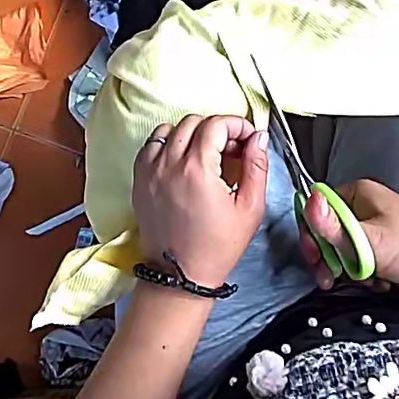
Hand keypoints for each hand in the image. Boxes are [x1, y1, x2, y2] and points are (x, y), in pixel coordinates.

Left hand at [133, 115, 269, 289]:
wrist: (181, 276)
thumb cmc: (215, 247)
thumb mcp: (250, 207)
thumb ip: (257, 166)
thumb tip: (259, 139)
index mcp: (197, 169)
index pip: (216, 124)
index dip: (238, 125)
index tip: (248, 136)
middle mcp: (169, 165)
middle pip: (194, 122)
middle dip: (218, 129)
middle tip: (233, 148)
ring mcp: (150, 172)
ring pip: (170, 129)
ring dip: (192, 134)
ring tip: (207, 153)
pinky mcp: (140, 181)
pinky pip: (151, 146)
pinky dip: (168, 144)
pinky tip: (184, 161)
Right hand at [297, 180, 398, 297]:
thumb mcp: (372, 241)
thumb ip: (335, 227)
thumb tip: (308, 202)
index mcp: (360, 193)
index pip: (318, 207)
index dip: (312, 233)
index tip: (315, 256)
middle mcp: (365, 207)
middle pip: (326, 231)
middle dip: (328, 257)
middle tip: (331, 276)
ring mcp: (374, 228)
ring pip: (341, 250)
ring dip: (347, 269)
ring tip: (364, 279)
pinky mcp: (382, 249)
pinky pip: (358, 262)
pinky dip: (363, 275)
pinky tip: (377, 282)